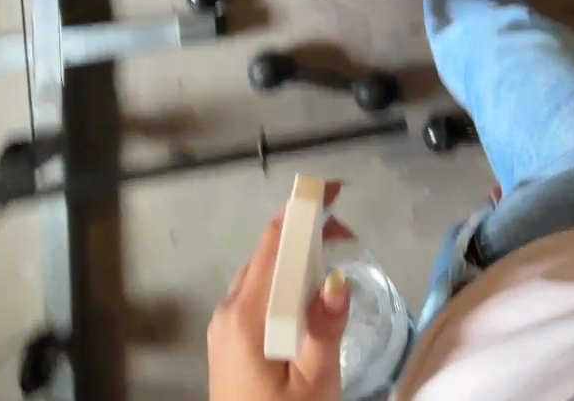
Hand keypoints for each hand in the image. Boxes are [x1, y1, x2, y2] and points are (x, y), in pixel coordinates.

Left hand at [208, 182, 354, 400]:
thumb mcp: (313, 387)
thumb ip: (324, 332)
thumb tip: (335, 279)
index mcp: (245, 315)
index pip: (274, 241)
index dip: (304, 208)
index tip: (337, 191)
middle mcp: (228, 311)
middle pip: (268, 251)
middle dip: (306, 230)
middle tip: (349, 235)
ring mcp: (224, 326)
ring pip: (263, 270)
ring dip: (298, 254)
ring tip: (335, 255)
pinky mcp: (229, 342)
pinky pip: (258, 292)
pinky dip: (286, 278)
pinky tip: (308, 293)